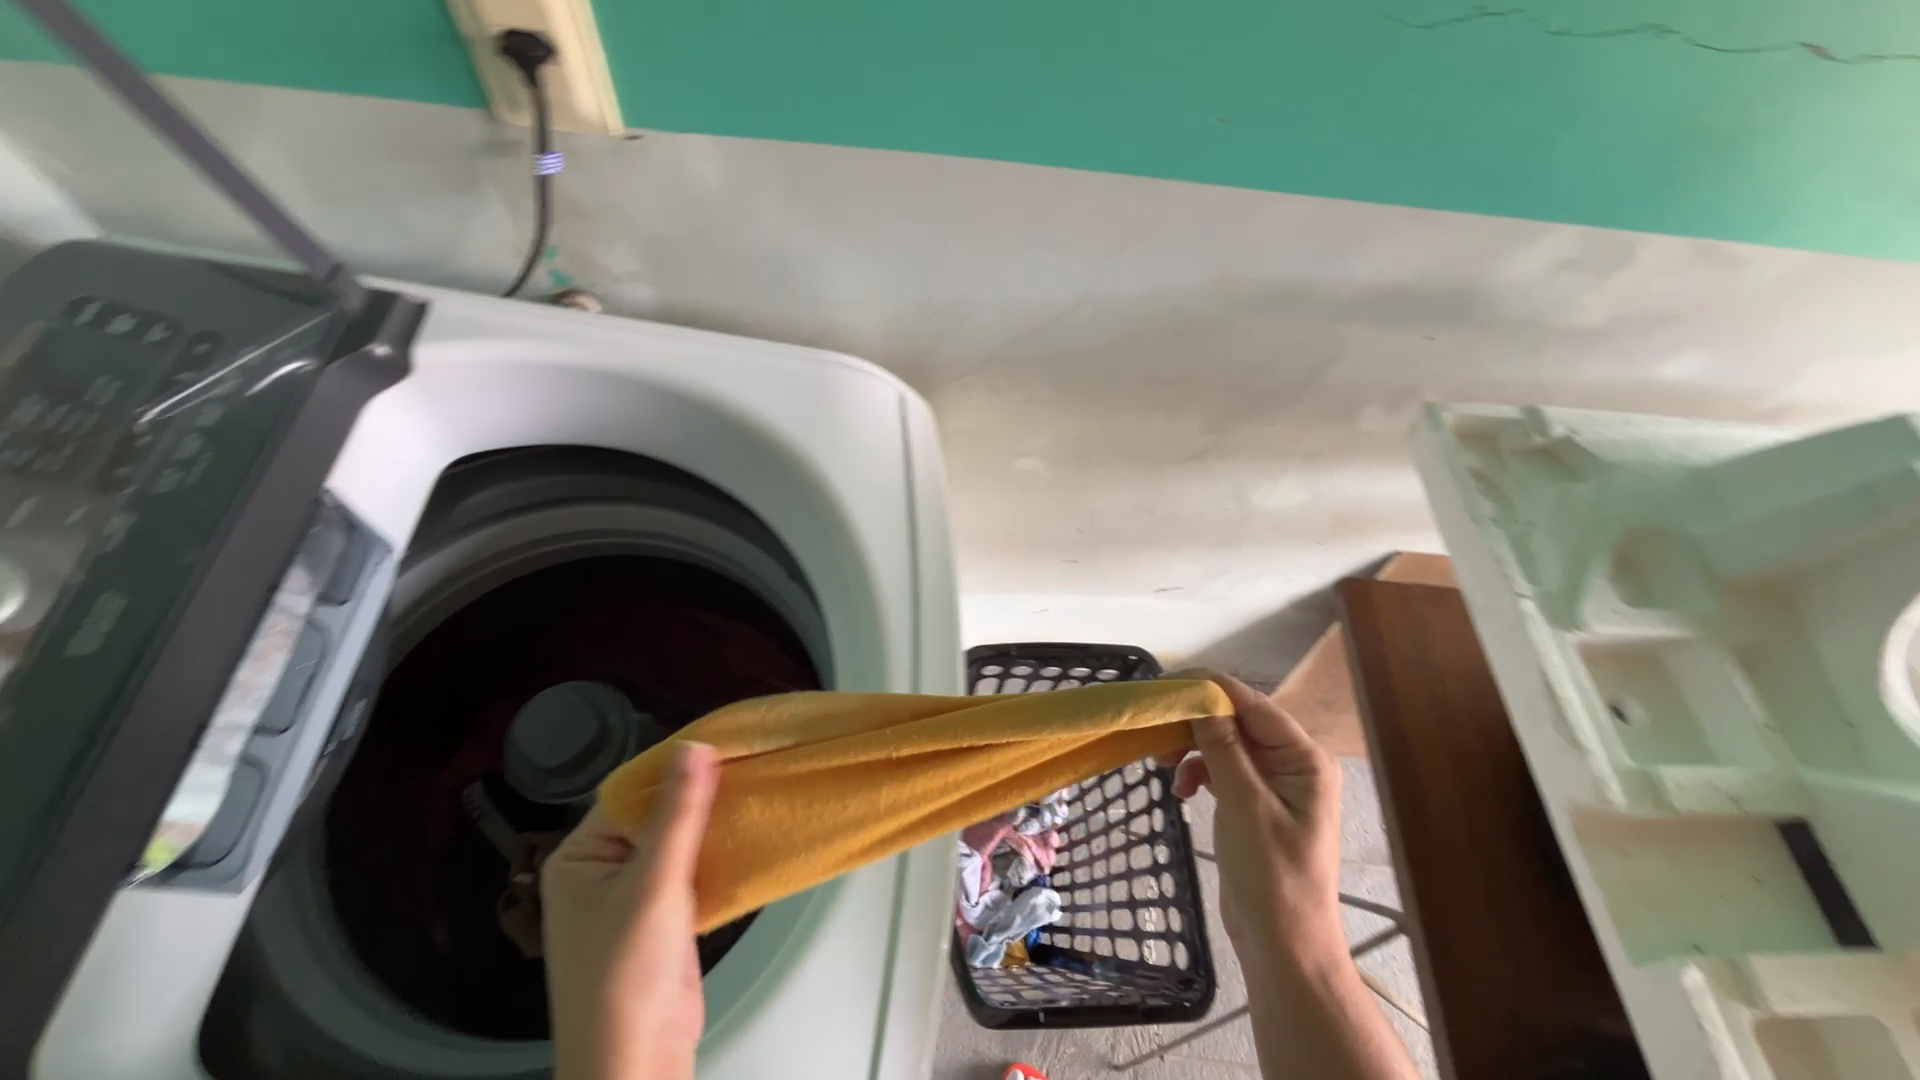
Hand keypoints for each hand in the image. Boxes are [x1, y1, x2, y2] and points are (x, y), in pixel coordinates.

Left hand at [541, 741, 717, 1079]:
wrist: (636, 1063)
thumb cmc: (626, 975)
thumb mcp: (653, 883)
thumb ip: (677, 814)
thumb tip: (695, 748)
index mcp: (579, 857)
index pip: (627, 795)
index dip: (672, 771)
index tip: (721, 746)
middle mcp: (601, 872)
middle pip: (654, 818)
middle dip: (697, 799)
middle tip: (747, 767)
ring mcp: (634, 898)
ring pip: (677, 846)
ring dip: (711, 828)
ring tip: (756, 794)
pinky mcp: (664, 920)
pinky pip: (692, 874)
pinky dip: (717, 858)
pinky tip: (750, 839)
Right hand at [1166, 671, 1345, 970]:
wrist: (1284, 947)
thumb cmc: (1272, 878)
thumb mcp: (1244, 807)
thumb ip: (1223, 749)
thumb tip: (1200, 699)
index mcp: (1303, 758)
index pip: (1252, 703)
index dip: (1207, 690)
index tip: (1162, 689)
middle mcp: (1292, 762)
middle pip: (1237, 720)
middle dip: (1194, 721)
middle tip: (1153, 732)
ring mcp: (1274, 783)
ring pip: (1225, 743)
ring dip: (1192, 747)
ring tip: (1161, 764)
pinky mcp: (1254, 802)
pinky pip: (1222, 768)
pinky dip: (1198, 772)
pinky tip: (1182, 791)